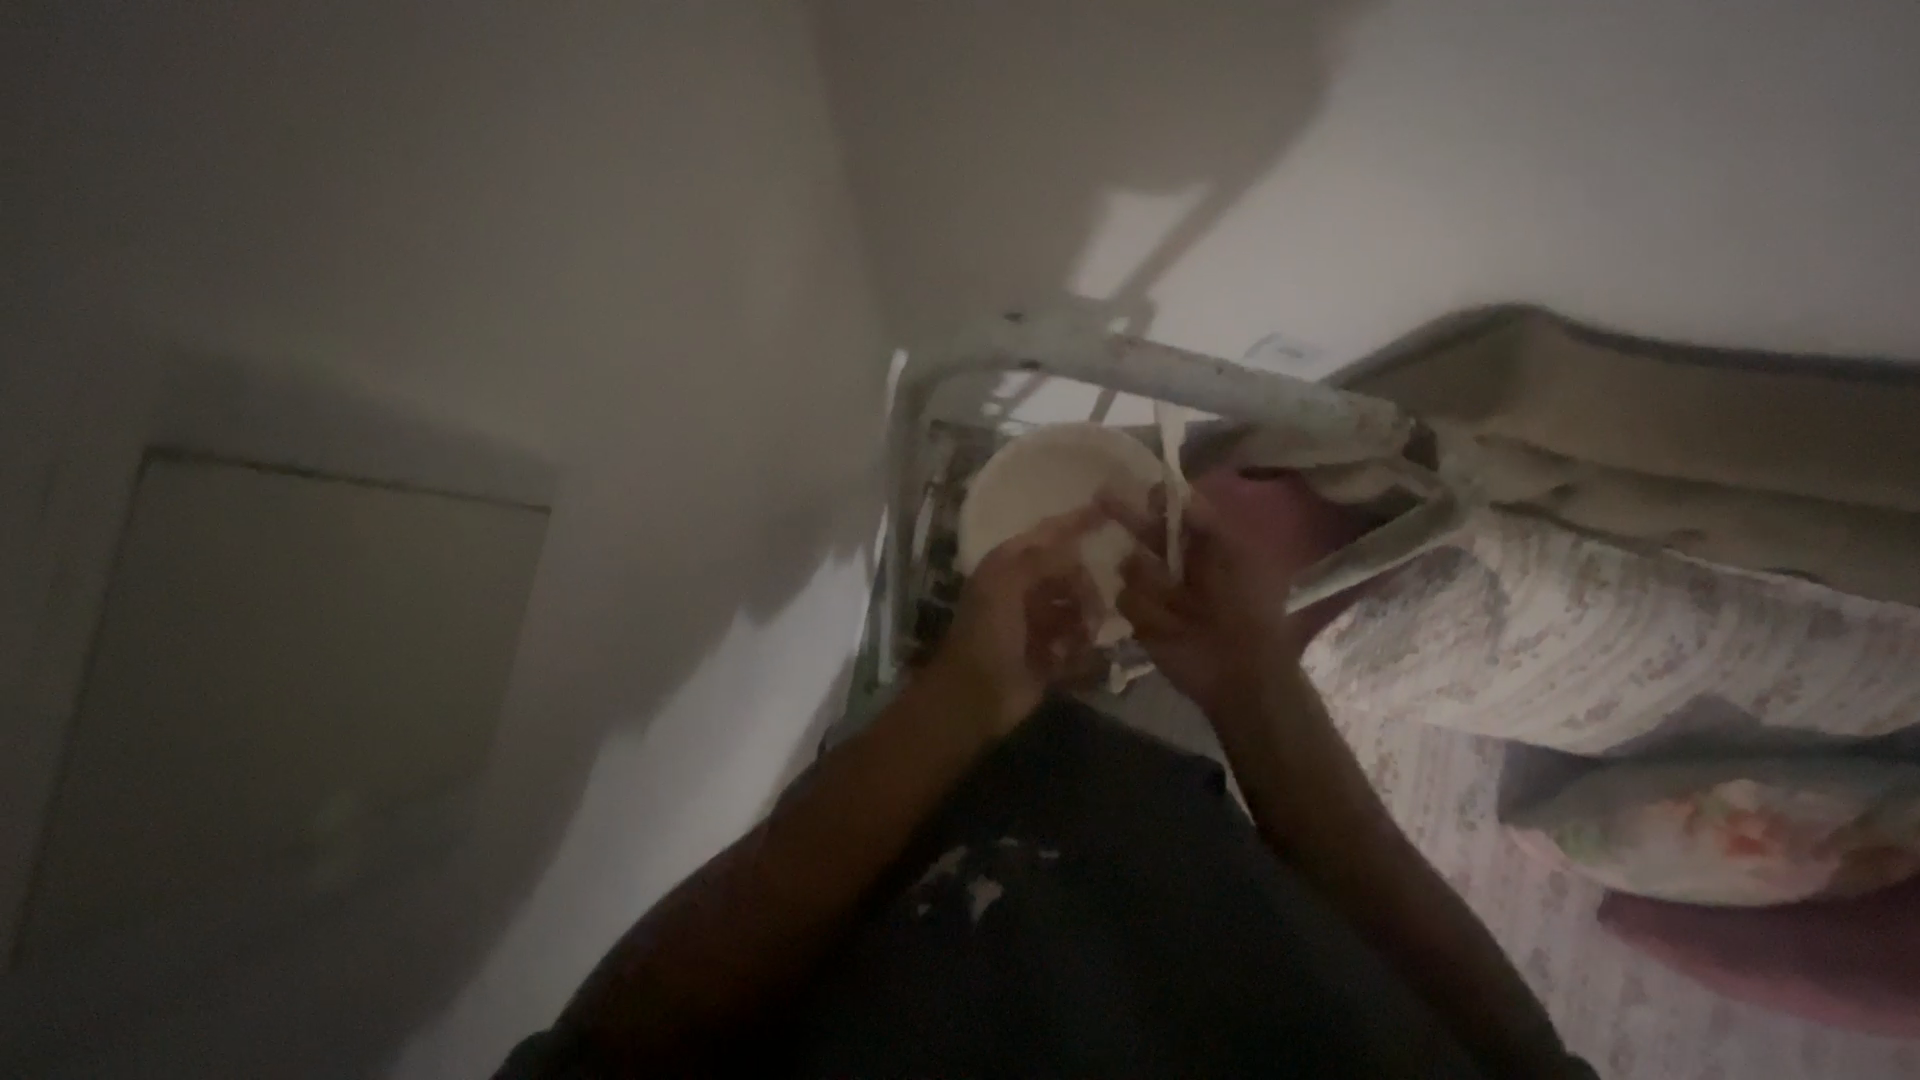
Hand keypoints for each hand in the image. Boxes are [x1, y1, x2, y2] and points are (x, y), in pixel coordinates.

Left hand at [926, 503, 1107, 733]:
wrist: (974, 696)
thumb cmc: (987, 635)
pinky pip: (1081, 641)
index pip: (1050, 534)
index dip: (1077, 521)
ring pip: (1081, 607)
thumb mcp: (1006, 585)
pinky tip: (1067, 661)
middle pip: (1073, 573)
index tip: (1109, 509)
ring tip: (1074, 643)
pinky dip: (1080, 649)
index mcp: (1009, 565)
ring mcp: (1039, 621)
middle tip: (1089, 612)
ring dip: (1085, 622)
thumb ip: (1041, 559)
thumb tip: (1075, 550)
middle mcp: (1025, 587)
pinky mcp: (1051, 653)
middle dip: (1085, 589)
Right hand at [1101, 469, 1366, 715]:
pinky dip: (1148, 611)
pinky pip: (1126, 600)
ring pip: (1130, 566)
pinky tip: (1170, 626)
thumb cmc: (1245, 608)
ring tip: (1181, 609)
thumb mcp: (1233, 554)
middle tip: (1101, 498)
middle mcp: (1175, 562)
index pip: (1173, 511)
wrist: (1240, 671)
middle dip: (1126, 515)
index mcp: (1203, 543)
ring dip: (1153, 584)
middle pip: (1143, 530)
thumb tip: (1169, 489)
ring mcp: (1154, 591)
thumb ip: (1202, 520)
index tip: (1144, 491)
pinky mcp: (1139, 618)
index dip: (1156, 498)